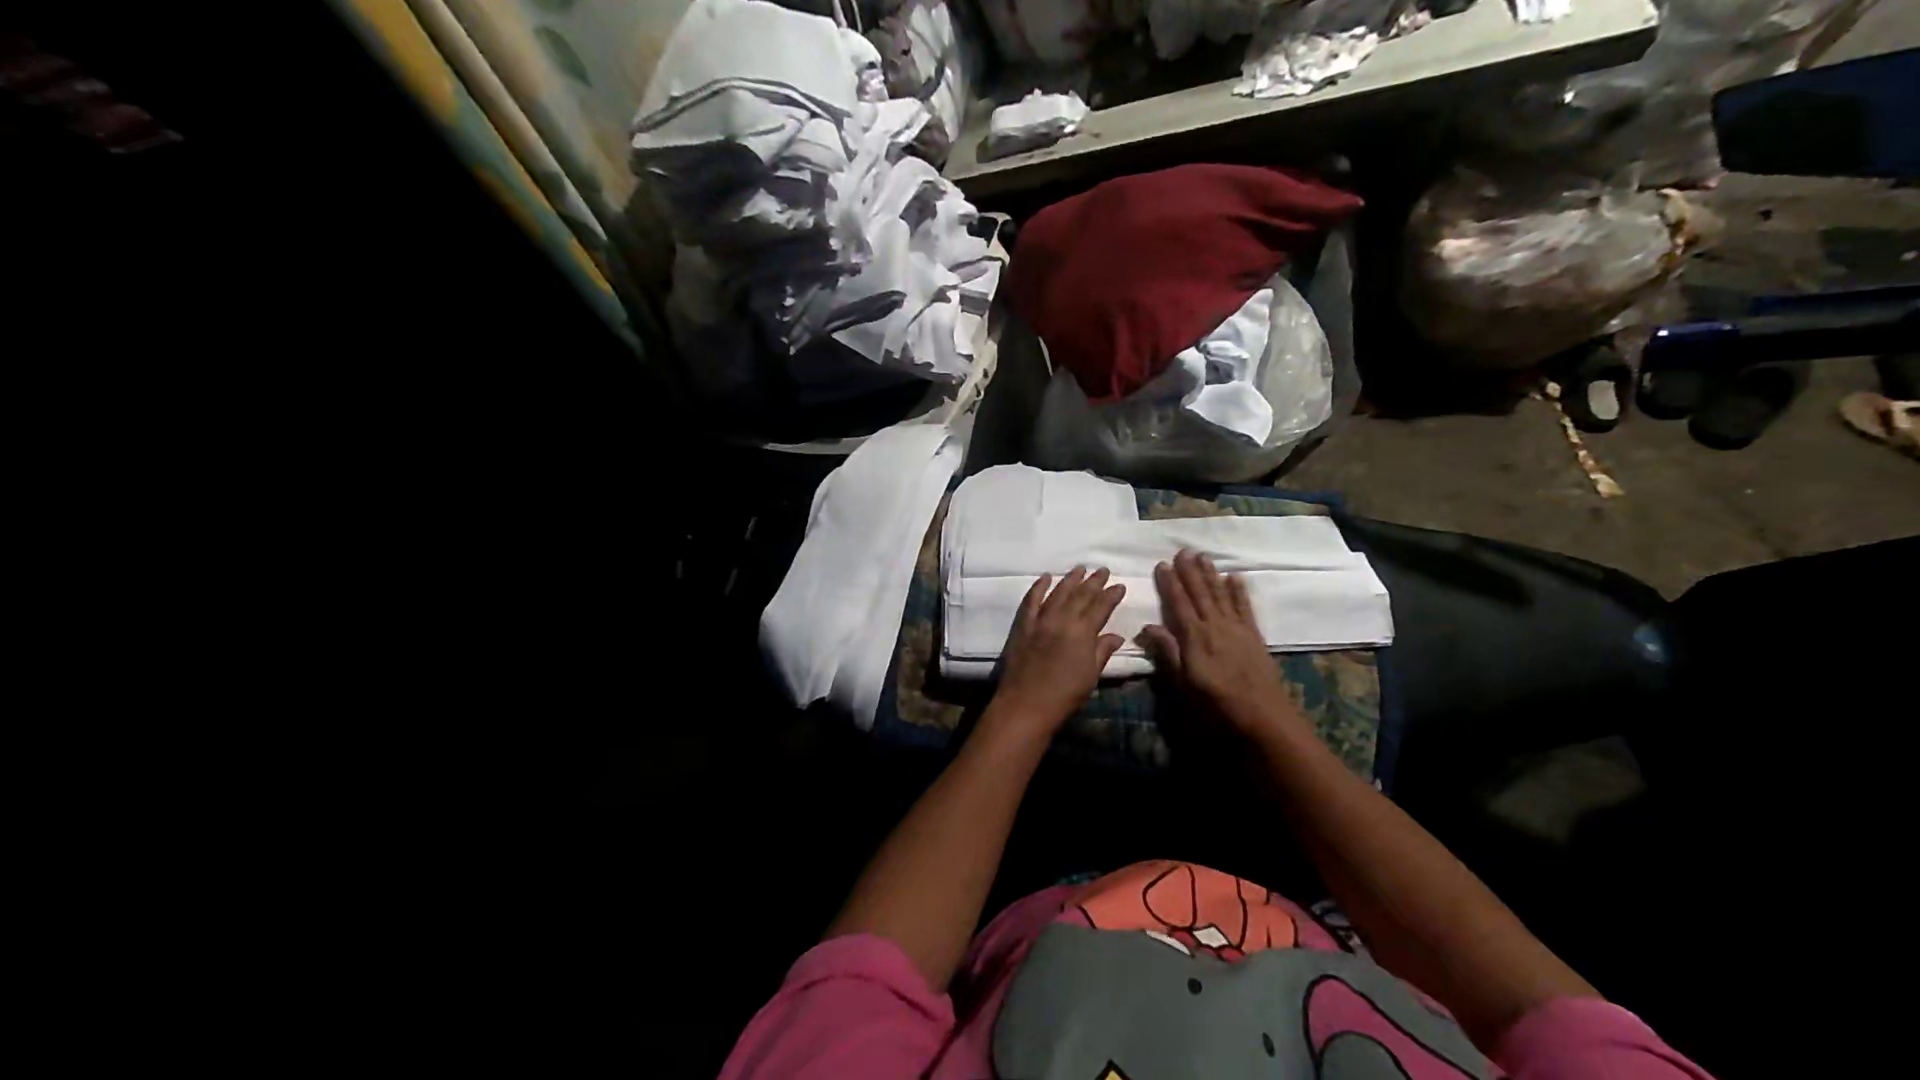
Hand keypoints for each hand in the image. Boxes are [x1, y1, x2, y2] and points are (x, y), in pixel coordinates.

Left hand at [990, 567, 1126, 733]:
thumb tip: (1116, 635)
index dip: (1111, 595)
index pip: (1100, 607)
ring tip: (1080, 568)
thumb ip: (1103, 651)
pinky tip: (1045, 577)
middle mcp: (1062, 620)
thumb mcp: (1091, 675)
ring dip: (1070, 580)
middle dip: (1094, 582)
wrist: (1026, 704)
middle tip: (1103, 570)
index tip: (1119, 586)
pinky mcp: (1023, 625)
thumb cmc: (1065, 694)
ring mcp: (1041, 620)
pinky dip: (1038, 587)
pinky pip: (1031, 601)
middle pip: (1080, 595)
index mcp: (1083, 632)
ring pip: (1058, 593)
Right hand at [1139, 550, 1296, 738]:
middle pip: (1200, 593)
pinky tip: (1234, 577)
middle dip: (1190, 572)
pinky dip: (1238, 591)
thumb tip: (1148, 626)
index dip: (1170, 584)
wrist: (1262, 716)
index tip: (1162, 564)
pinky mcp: (1254, 636)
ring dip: (1211, 575)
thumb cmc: (1216, 704)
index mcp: (1195, 637)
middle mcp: (1215, 626)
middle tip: (1183, 551)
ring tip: (1203, 556)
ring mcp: (1237, 629)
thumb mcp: (1183, 683)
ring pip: (1220, 595)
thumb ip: (1168, 652)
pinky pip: (1245, 607)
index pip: (1179, 604)